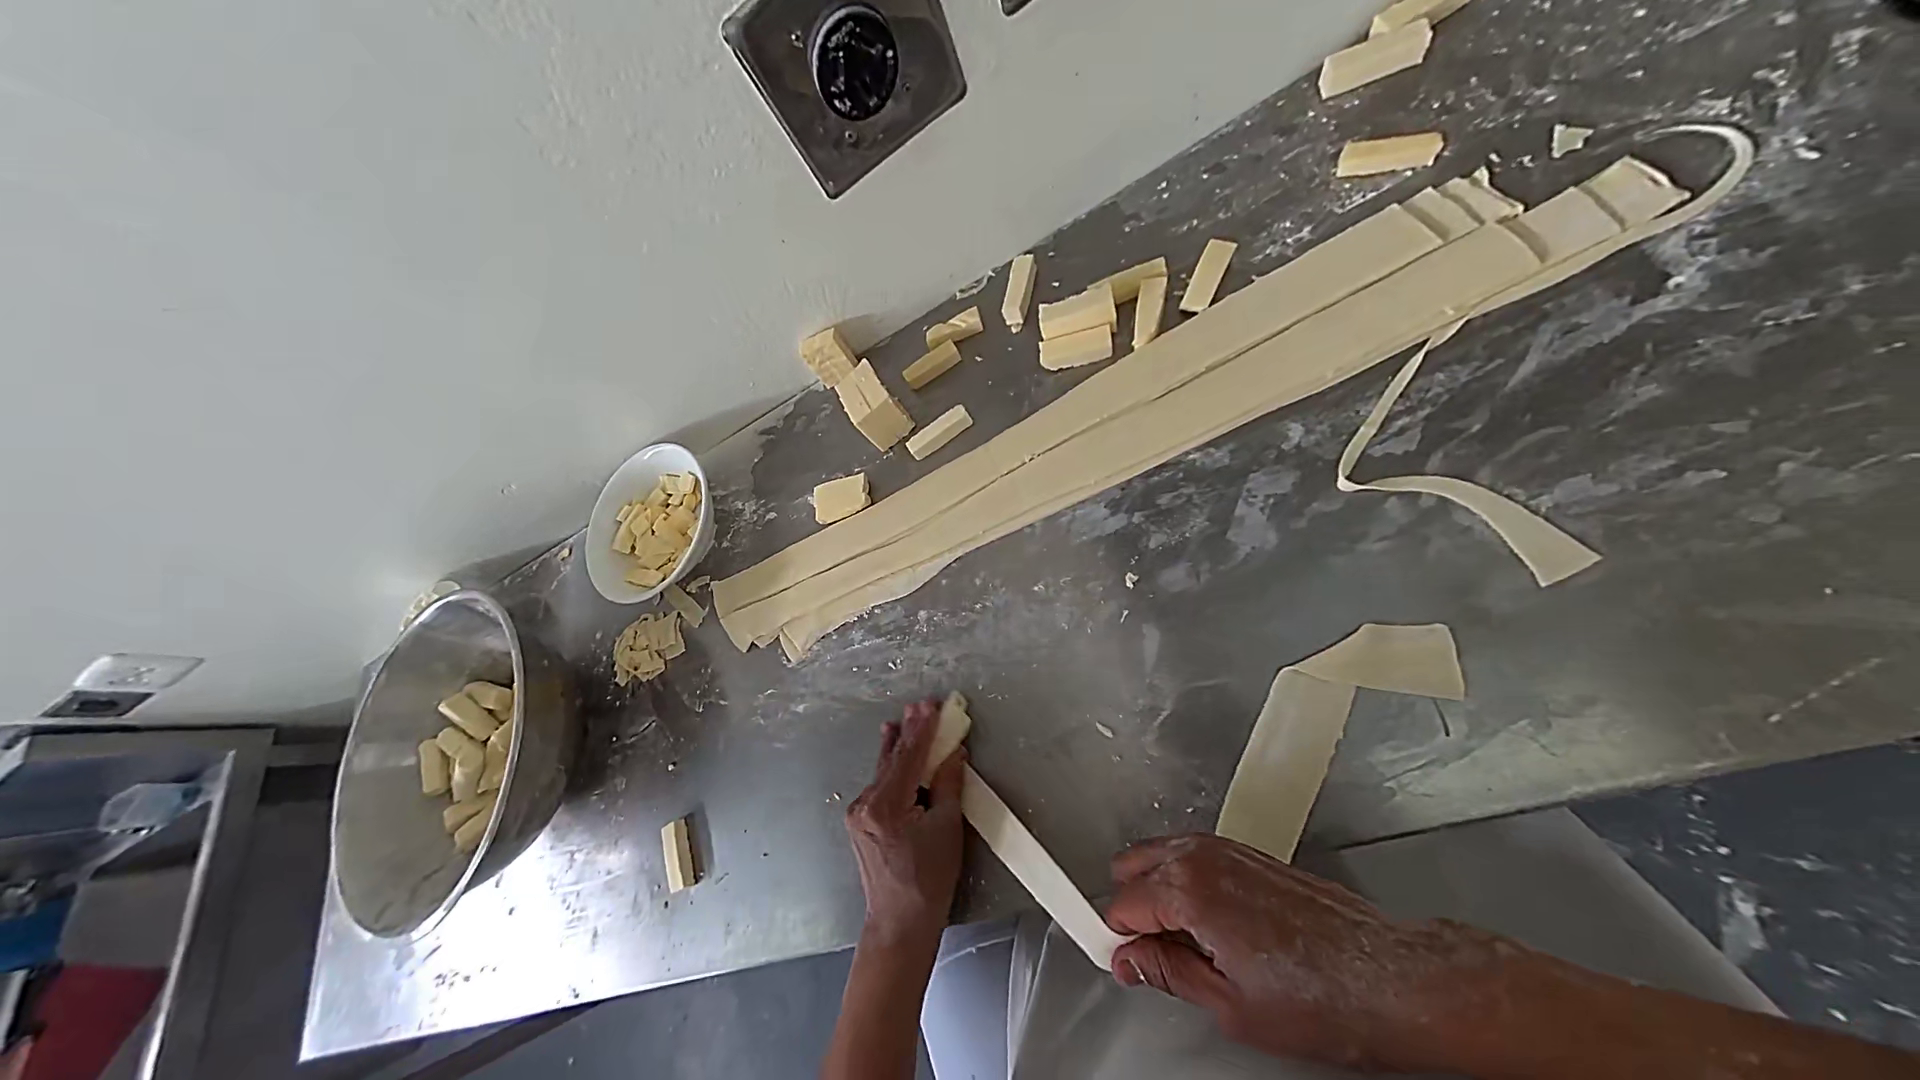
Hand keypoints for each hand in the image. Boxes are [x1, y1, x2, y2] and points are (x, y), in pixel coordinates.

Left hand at [845, 700, 966, 942]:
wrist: (900, 922)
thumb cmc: (930, 880)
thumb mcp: (948, 827)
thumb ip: (948, 783)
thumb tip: (953, 753)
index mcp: (886, 805)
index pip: (909, 756)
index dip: (924, 729)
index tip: (933, 706)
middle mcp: (865, 803)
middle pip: (893, 758)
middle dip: (910, 731)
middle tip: (922, 705)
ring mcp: (857, 812)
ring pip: (883, 770)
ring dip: (899, 746)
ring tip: (906, 718)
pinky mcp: (858, 821)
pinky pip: (879, 785)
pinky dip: (893, 768)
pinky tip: (895, 751)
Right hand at [1105, 834, 1525, 1072]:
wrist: (1390, 978)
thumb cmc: (1323, 997)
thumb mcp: (1229, 1005)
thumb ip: (1166, 972)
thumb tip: (1130, 961)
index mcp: (1188, 890)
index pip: (1120, 903)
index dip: (1118, 937)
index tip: (1124, 959)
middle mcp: (1201, 856)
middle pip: (1130, 866)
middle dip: (1134, 907)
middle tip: (1160, 954)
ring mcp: (1224, 847)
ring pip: (1158, 856)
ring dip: (1159, 892)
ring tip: (1195, 943)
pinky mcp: (1245, 850)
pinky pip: (1191, 854)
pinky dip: (1187, 881)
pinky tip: (1219, 924)